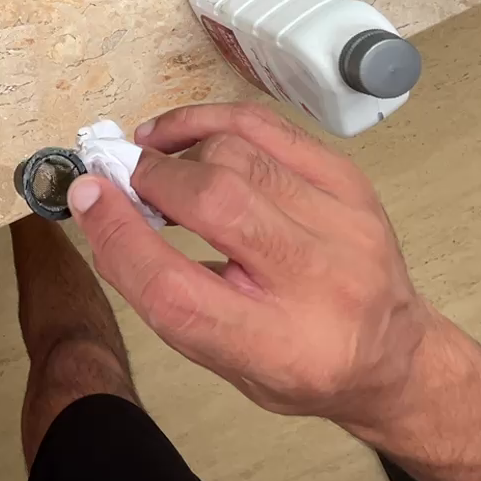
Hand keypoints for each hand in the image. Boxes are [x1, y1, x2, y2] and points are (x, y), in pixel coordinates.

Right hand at [66, 103, 445, 431]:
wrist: (394, 354)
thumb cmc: (293, 360)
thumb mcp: (214, 355)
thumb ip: (151, 286)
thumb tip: (95, 205)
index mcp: (280, 350)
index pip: (176, 288)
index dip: (118, 233)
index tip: (86, 194)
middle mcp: (323, 285)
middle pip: (214, 203)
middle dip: (149, 178)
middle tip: (120, 175)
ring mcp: (345, 225)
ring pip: (235, 154)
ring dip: (177, 151)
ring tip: (154, 161)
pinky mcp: (349, 181)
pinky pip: (262, 124)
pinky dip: (206, 120)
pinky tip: (180, 135)